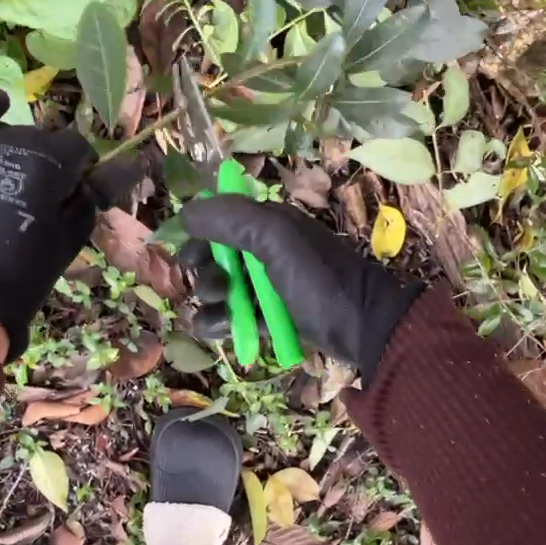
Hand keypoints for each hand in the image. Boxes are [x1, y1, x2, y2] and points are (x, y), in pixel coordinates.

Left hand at [0, 89, 137, 361]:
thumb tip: (135, 161)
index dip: (73, 175)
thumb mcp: (70, 236)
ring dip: (3, 149)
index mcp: (52, 159)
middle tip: (23, 204)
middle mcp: (12, 134)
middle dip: (38, 166)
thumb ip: (96, 193)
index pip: (76, 150)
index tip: (63, 199)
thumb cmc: (21, 274)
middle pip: (36, 140)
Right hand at [178, 196, 422, 379]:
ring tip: (224, 312)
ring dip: (211, 302)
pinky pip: (231, 318)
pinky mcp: (268, 317)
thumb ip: (230, 219)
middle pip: (213, 257)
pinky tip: (223, 331)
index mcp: (267, 222)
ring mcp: (265, 285)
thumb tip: (185, 214)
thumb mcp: (275, 237)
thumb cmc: (317, 277)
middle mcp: (263, 250)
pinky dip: (220, 324)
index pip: (217, 219)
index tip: (191, 257)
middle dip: (205, 273)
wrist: (360, 326)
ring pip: (218, 290)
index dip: (198, 236)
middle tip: (219, 288)